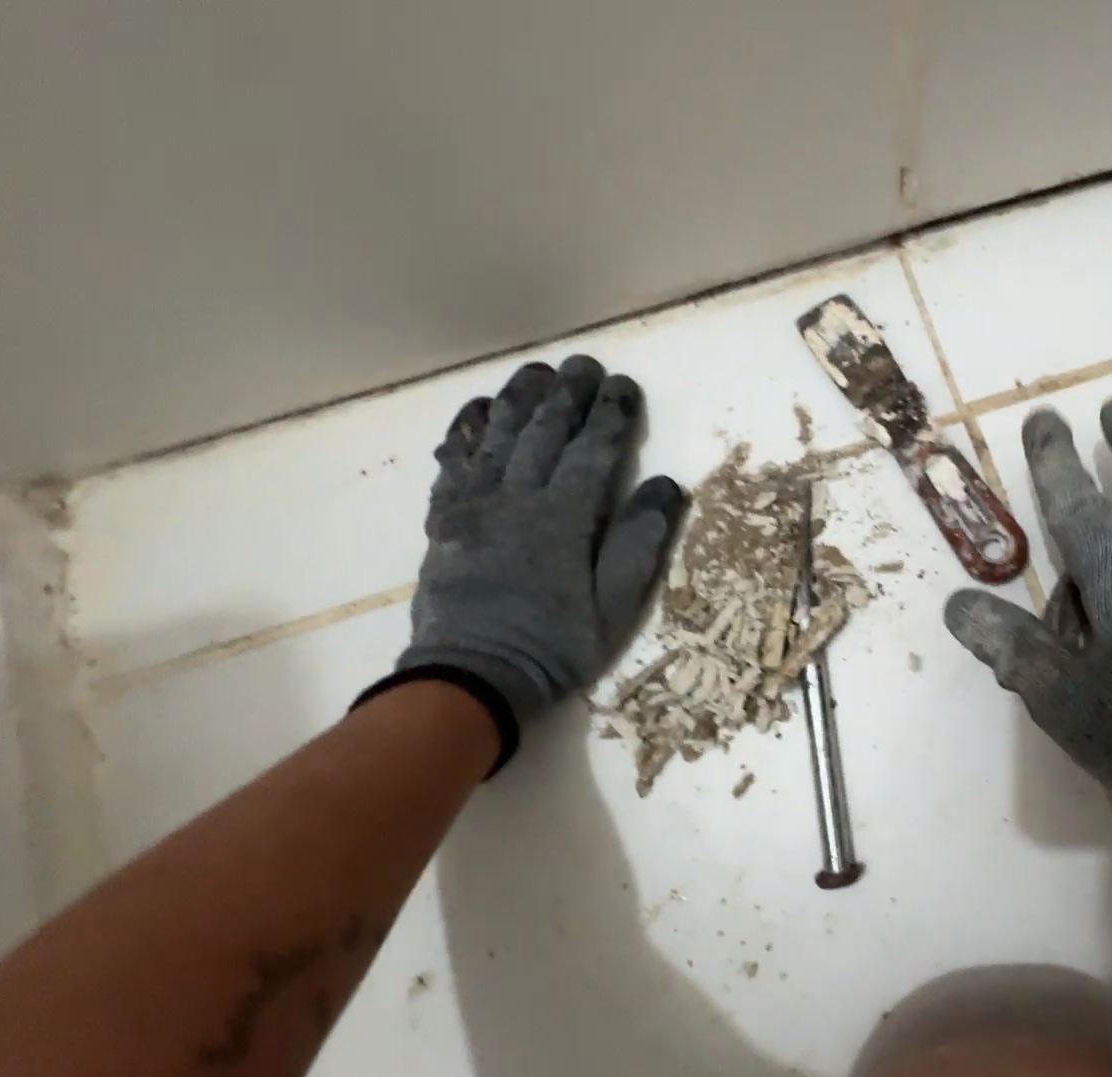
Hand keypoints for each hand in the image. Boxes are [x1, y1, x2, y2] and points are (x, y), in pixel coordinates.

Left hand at [385, 356, 685, 773]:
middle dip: (568, 393)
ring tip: (538, 371)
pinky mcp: (445, 519)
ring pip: (499, 436)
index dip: (611, 414)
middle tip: (584, 364)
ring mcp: (475, 505)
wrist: (472, 677)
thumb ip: (640, 542)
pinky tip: (479, 409)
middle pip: (546, 431)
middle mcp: (518, 498)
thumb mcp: (615, 606)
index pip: (594, 450)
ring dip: (521, 398)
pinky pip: (454, 461)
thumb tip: (666, 485)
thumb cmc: (556, 644)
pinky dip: (467, 430)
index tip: (623, 385)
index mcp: (566, 517)